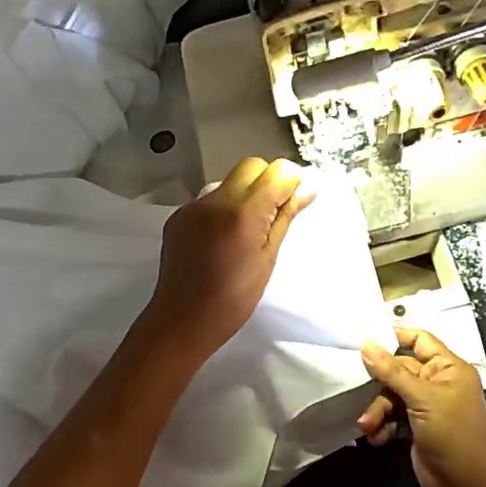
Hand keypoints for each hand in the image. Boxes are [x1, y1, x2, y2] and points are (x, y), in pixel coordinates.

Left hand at [141, 157, 313, 360]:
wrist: (182, 320)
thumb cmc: (234, 299)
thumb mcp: (267, 258)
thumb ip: (285, 217)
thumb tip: (307, 188)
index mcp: (242, 213)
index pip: (277, 171)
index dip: (291, 183)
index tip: (294, 203)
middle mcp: (215, 200)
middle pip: (251, 166)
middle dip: (268, 181)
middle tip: (273, 215)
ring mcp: (193, 207)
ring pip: (229, 181)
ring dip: (245, 194)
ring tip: (246, 232)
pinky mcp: (178, 216)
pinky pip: (209, 199)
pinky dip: (223, 208)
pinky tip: (222, 240)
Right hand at [358, 327, 485, 486]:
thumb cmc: (452, 434)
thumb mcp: (422, 398)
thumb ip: (392, 371)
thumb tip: (366, 342)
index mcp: (448, 368)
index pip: (420, 340)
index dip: (396, 336)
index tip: (366, 338)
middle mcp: (437, 382)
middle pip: (398, 370)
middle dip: (380, 386)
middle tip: (361, 393)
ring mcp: (426, 405)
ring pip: (391, 395)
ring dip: (377, 410)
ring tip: (369, 426)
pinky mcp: (415, 426)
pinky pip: (391, 415)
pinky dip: (382, 425)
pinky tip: (378, 437)